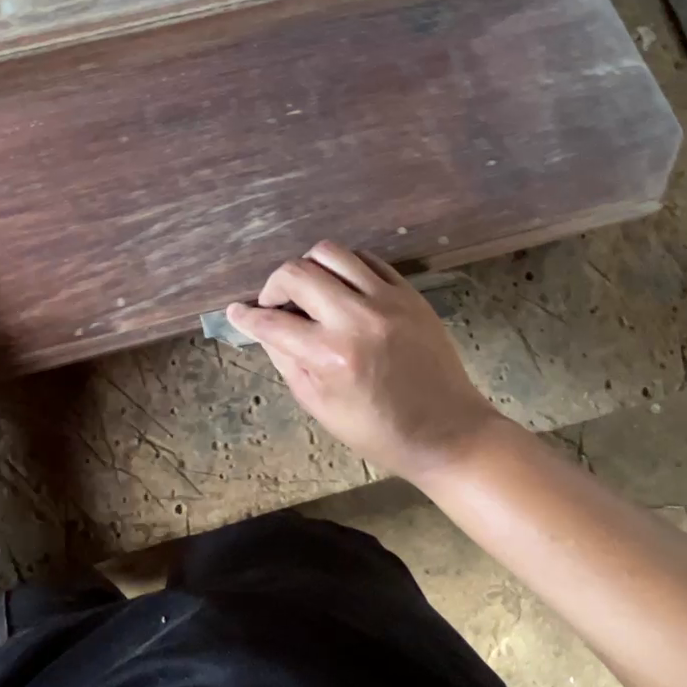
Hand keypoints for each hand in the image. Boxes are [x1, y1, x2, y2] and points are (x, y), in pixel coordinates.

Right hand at [226, 241, 504, 481]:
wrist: (449, 433)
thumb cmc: (378, 431)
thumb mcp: (319, 406)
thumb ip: (286, 360)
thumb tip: (264, 328)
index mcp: (331, 356)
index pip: (272, 322)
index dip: (246, 317)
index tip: (236, 313)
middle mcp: (357, 319)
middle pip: (295, 272)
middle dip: (274, 287)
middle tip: (276, 307)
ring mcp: (387, 301)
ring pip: (329, 253)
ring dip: (308, 269)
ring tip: (310, 292)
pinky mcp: (409, 294)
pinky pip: (365, 260)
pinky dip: (343, 268)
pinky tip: (341, 290)